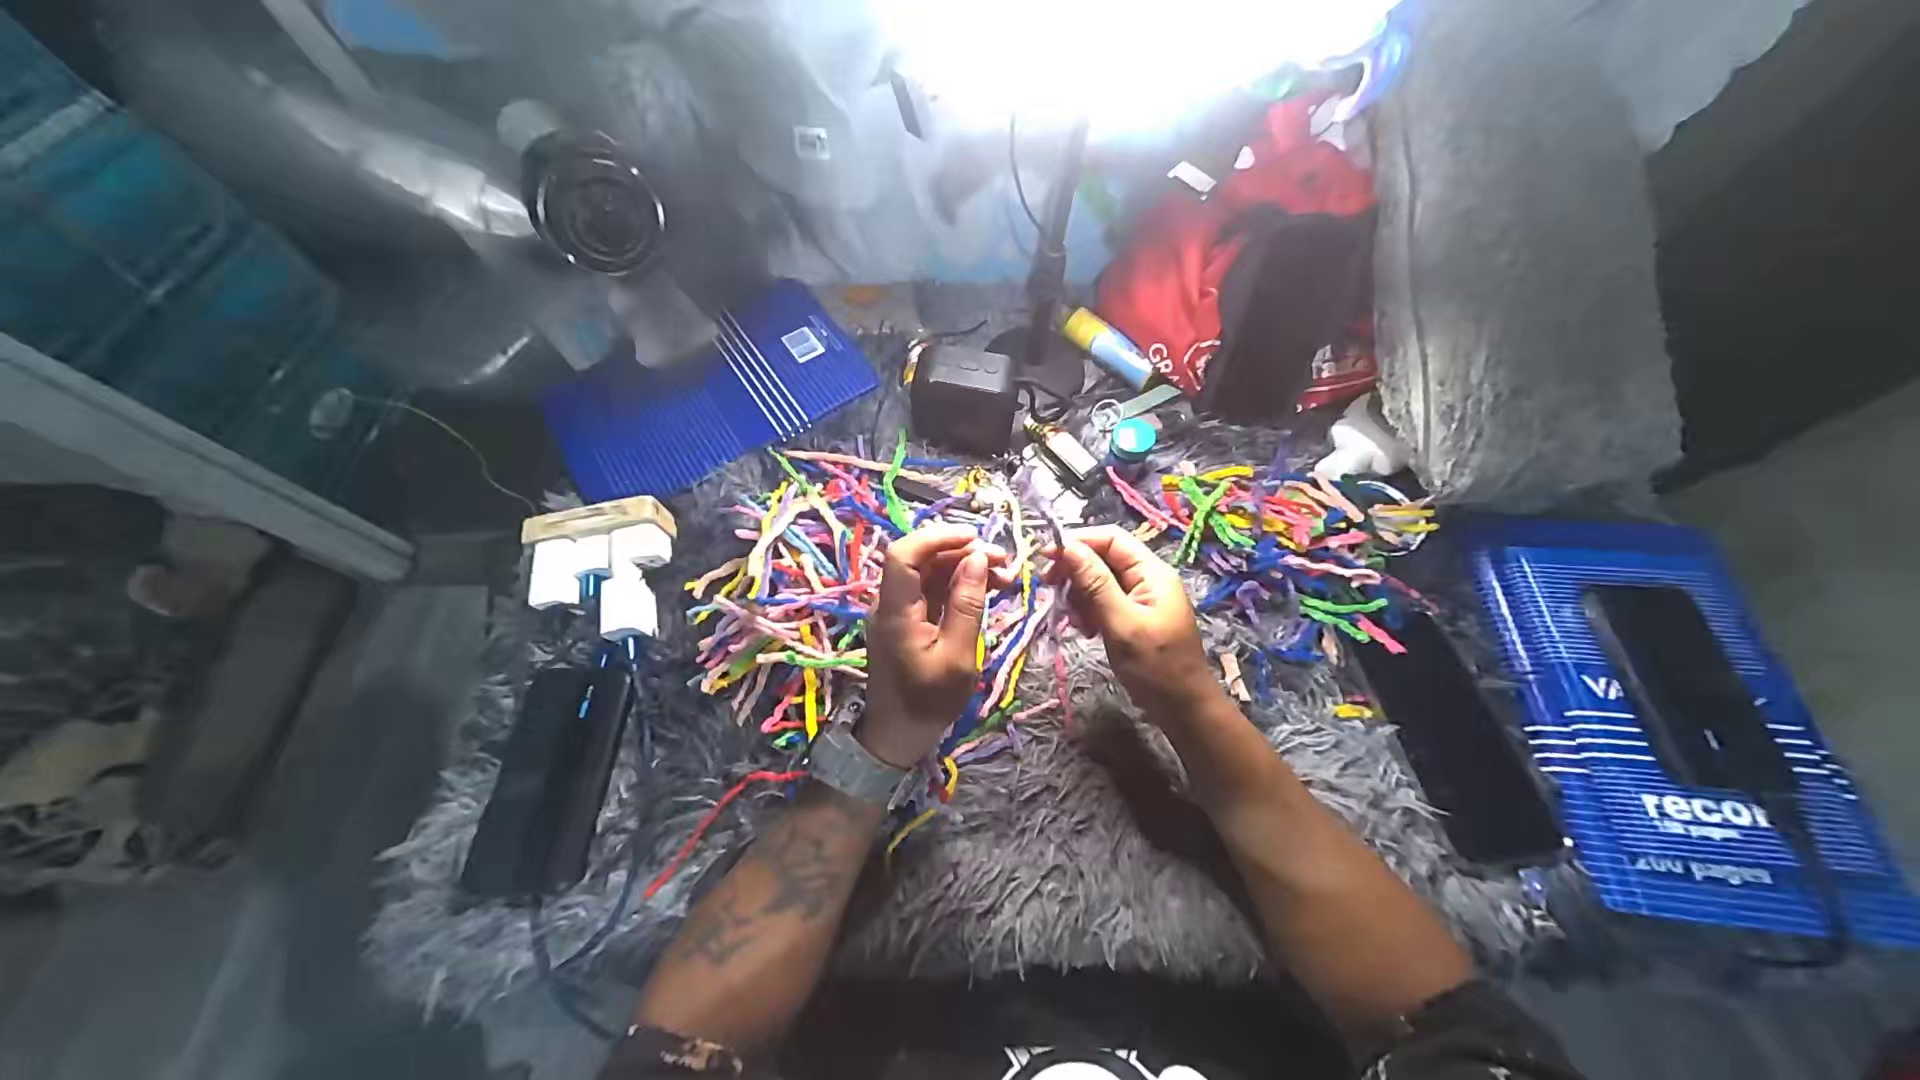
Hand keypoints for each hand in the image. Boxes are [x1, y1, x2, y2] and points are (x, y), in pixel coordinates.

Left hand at [861, 524, 1010, 767]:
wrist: (897, 736)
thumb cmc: (928, 702)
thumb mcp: (958, 657)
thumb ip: (967, 605)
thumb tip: (979, 559)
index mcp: (895, 611)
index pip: (904, 555)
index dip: (938, 538)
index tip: (976, 538)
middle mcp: (890, 603)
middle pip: (920, 559)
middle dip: (961, 551)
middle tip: (1003, 561)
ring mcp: (897, 611)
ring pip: (929, 573)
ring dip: (964, 567)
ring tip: (1003, 576)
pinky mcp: (907, 621)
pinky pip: (931, 591)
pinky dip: (958, 585)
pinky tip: (987, 589)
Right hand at [1051, 525, 1220, 717]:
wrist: (1184, 709)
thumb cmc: (1155, 666)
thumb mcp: (1121, 623)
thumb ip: (1095, 583)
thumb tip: (1069, 547)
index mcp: (1151, 572)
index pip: (1110, 538)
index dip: (1077, 542)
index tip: (1047, 558)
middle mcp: (1147, 578)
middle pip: (1103, 557)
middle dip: (1075, 571)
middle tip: (1051, 590)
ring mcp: (1141, 598)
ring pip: (1100, 581)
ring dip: (1079, 595)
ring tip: (1072, 620)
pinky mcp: (1134, 617)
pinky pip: (1104, 601)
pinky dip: (1089, 611)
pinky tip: (1084, 630)